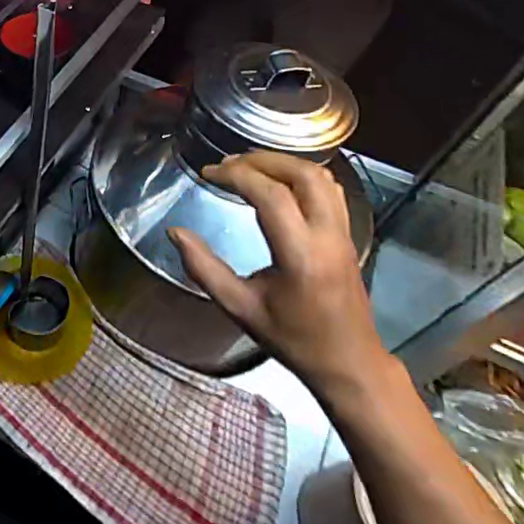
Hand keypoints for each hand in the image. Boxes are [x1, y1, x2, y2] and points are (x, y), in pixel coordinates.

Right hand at [168, 151, 389, 399]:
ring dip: (284, 163)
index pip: (271, 195)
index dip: (237, 175)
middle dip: (262, 160)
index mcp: (300, 255)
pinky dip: (303, 174)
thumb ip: (204, 269)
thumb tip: (175, 233)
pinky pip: (331, 189)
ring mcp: (343, 232)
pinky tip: (280, 181)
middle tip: (229, 164)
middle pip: (302, 174)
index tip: (209, 173)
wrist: (348, 363)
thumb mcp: (241, 309)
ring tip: (250, 166)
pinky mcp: (349, 234)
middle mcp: (327, 236)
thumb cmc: (293, 340)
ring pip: (321, 177)